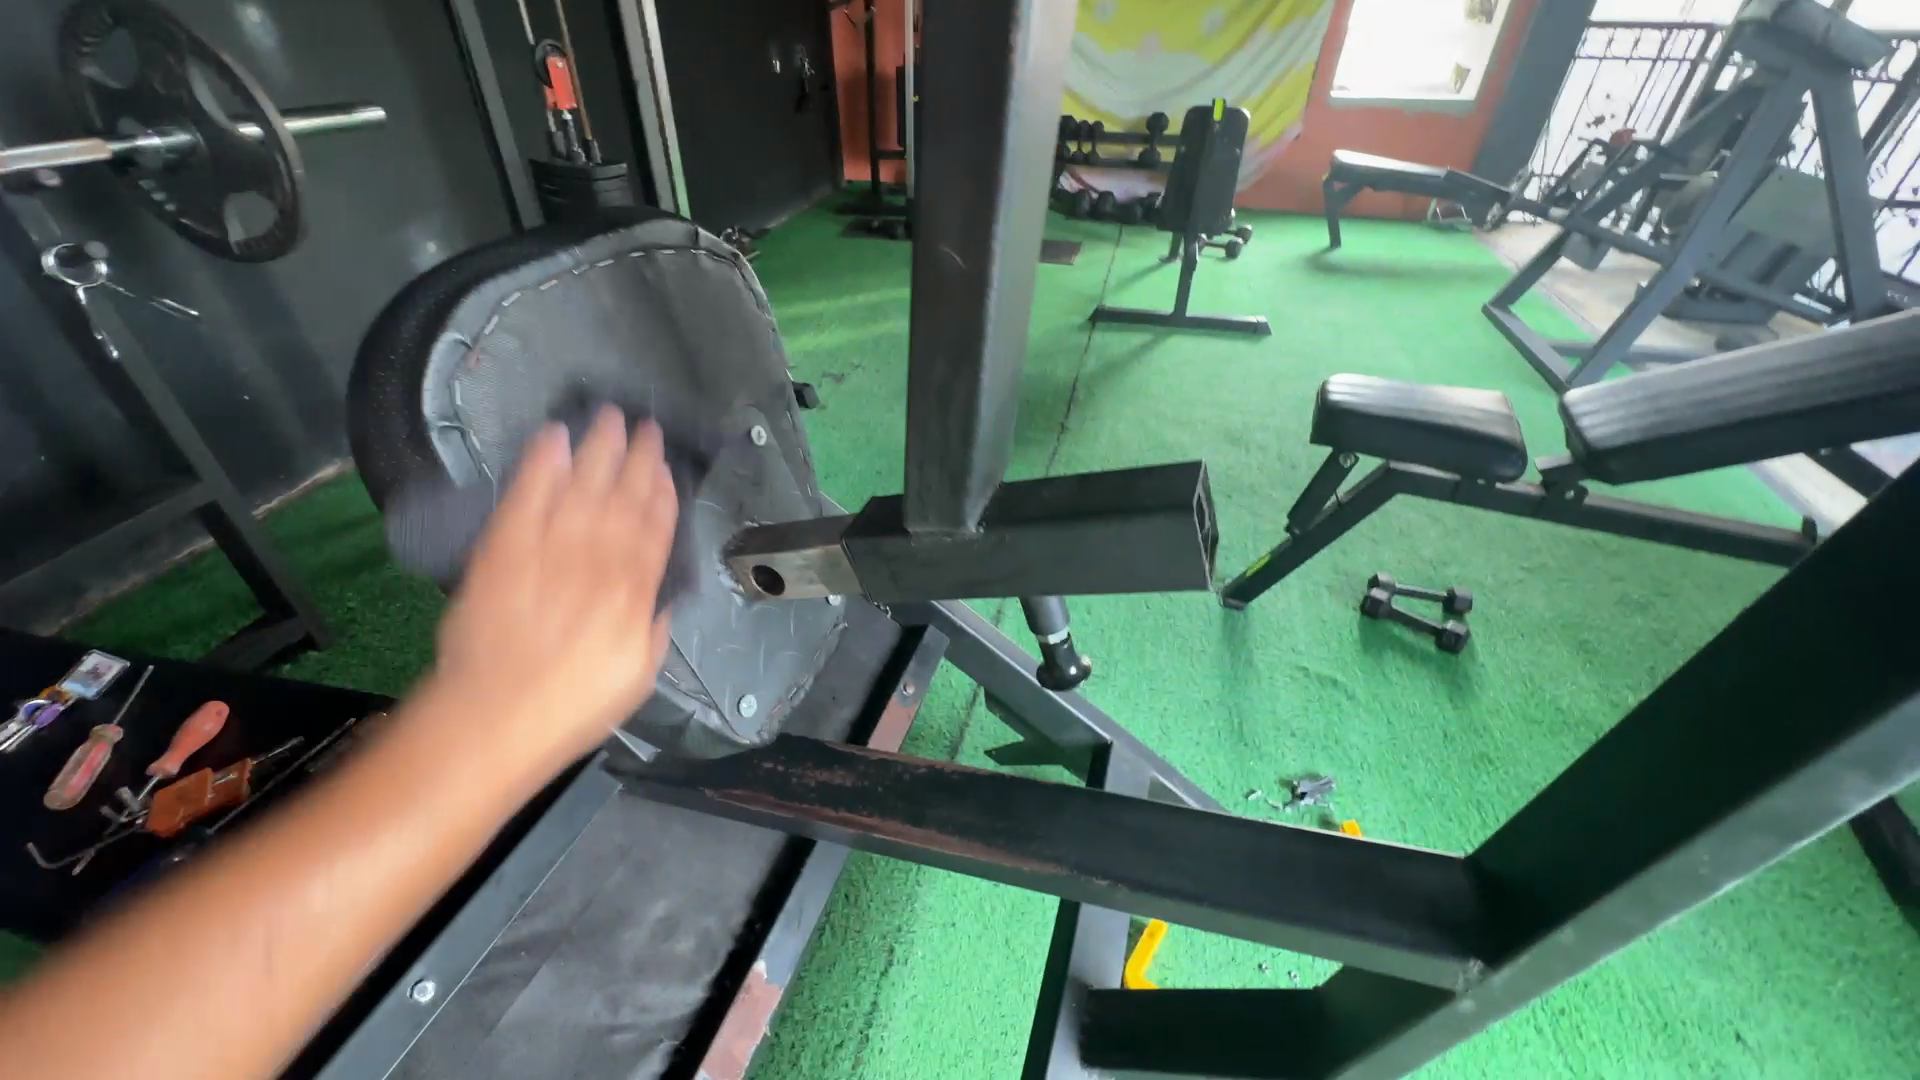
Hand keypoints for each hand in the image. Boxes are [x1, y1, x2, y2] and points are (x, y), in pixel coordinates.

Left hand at [427, 406, 679, 777]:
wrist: (493, 719)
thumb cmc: (570, 707)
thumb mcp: (637, 677)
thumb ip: (652, 630)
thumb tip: (659, 601)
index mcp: (633, 595)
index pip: (655, 532)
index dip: (664, 495)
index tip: (668, 468)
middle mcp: (598, 564)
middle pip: (624, 500)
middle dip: (637, 460)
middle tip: (645, 426)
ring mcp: (551, 553)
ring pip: (582, 489)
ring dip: (598, 451)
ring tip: (609, 418)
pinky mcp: (504, 550)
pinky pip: (527, 498)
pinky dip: (541, 466)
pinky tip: (553, 439)